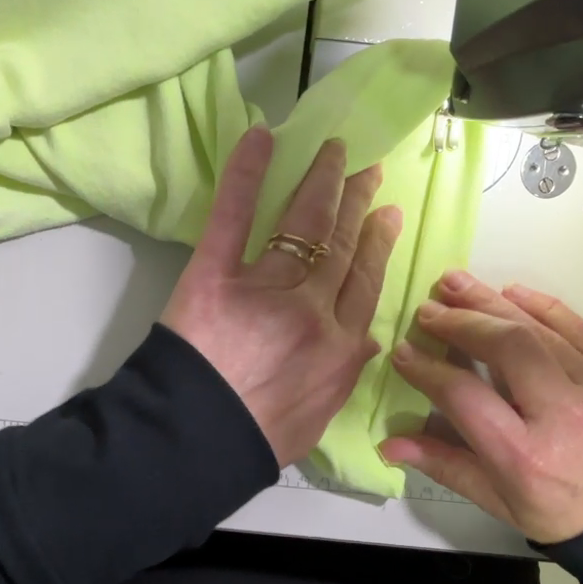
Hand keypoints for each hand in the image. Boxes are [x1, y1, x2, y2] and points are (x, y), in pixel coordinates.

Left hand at [162, 127, 402, 467]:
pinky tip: (259, 138)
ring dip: (320, 182)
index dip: (376, 246)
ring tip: (332, 152)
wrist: (196, 444)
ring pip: (302, 224)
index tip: (386, 216)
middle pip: (340, 245)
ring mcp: (264, 288)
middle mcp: (312, 309)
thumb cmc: (254, 441)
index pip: (364, 284)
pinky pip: (233, 218)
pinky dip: (245, 175)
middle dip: (355, 203)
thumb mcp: (316, 420)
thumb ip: (343, 378)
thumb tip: (366, 345)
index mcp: (339, 347)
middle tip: (367, 169)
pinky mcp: (214, 276)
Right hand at [379, 273, 582, 542]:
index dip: (428, 370)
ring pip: (540, 331)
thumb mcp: (499, 502)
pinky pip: (581, 328)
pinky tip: (511, 292)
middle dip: (462, 321)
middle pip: (508, 348)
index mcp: (522, 455)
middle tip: (428, 309)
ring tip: (456, 283)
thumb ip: (445, 465)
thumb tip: (389, 443)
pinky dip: (544, 306)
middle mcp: (561, 414)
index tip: (404, 352)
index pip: (465, 396)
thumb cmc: (563, 511)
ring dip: (493, 302)